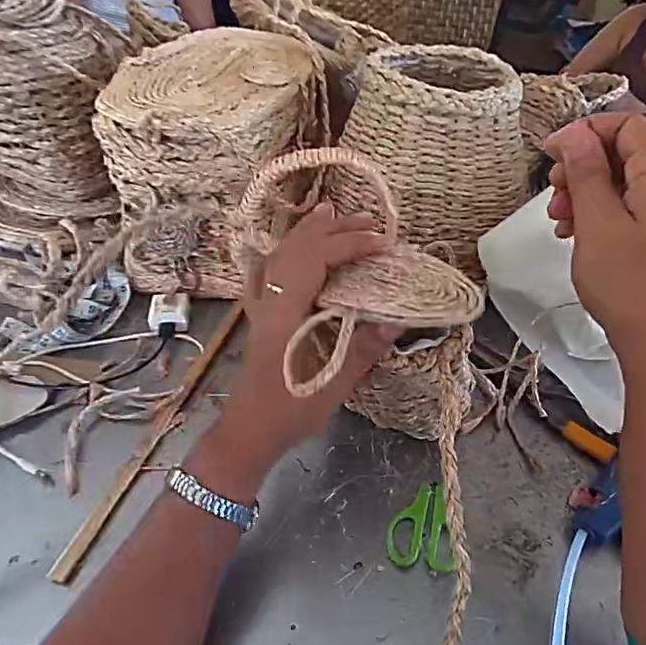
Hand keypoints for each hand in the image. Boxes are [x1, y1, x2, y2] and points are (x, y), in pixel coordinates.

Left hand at [191, 203, 399, 500]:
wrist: (248, 431)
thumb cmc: (289, 413)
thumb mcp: (332, 386)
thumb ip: (362, 350)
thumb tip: (397, 321)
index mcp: (285, 314)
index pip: (316, 260)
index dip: (350, 245)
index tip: (383, 243)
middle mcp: (269, 301)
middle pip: (298, 248)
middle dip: (334, 229)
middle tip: (370, 221)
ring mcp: (261, 306)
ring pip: (282, 254)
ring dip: (310, 232)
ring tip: (333, 212)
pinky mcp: (261, 315)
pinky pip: (271, 269)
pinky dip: (288, 250)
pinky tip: (295, 245)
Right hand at [544, 113, 645, 360]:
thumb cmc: (626, 280)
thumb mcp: (597, 221)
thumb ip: (585, 170)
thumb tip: (573, 133)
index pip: (626, 124)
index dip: (585, 132)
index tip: (549, 155)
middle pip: (623, 152)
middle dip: (582, 167)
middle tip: (553, 195)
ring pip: (622, 181)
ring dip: (585, 193)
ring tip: (560, 221)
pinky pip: (630, 206)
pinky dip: (600, 212)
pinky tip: (576, 234)